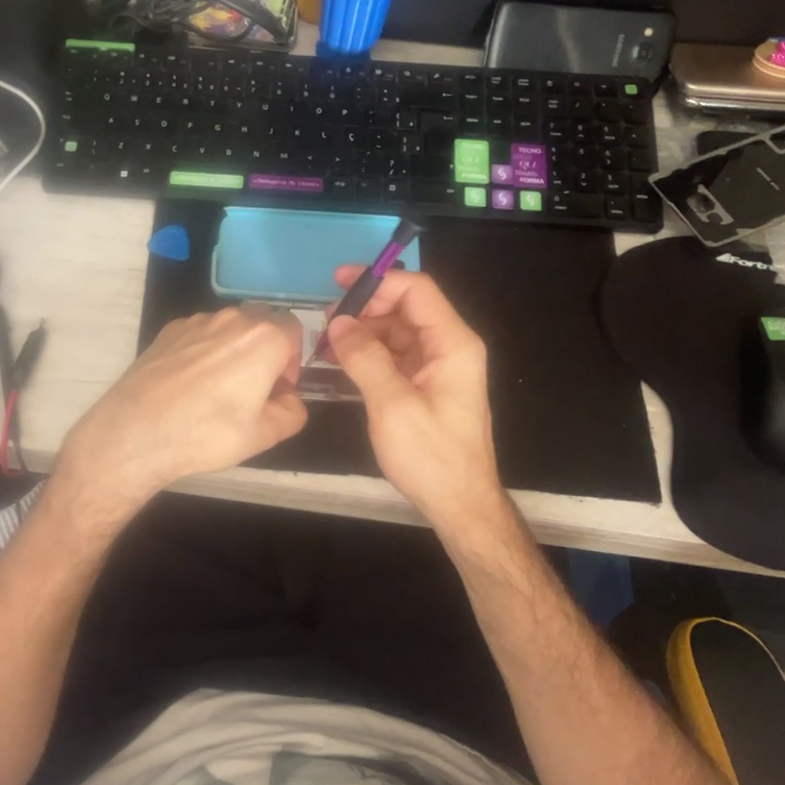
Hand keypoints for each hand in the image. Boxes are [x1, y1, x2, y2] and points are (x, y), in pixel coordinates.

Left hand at [58, 304, 307, 505]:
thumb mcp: (266, 435)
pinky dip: (202, 353)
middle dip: (264, 352)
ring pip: (227, 329)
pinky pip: (198, 336)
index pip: (294, 329)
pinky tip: (188, 387)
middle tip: (253, 390)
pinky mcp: (167, 332)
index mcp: (264, 338)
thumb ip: (292, 412)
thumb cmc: (208, 432)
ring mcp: (196, 322)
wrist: (137, 430)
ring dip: (232, 352)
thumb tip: (288, 399)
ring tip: (216, 392)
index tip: (279, 388)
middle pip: (260, 324)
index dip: (292, 359)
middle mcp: (232, 319)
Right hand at [327, 268, 502, 526]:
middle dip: (364, 309)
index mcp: (452, 344)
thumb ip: (365, 358)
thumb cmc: (431, 456)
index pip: (417, 290)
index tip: (338, 285)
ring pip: (396, 332)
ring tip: (326, 345)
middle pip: (405, 308)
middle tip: (325, 323)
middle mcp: (449, 348)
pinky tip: (340, 363)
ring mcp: (437, 368)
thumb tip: (339, 323)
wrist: (459, 503)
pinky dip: (368, 355)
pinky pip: (395, 357)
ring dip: (362, 333)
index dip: (378, 281)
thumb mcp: (392, 406)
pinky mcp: (425, 387)